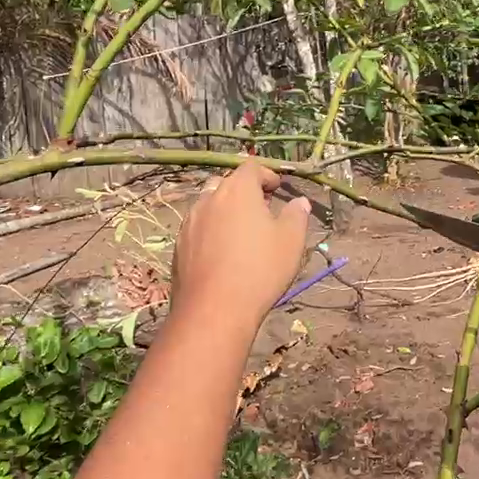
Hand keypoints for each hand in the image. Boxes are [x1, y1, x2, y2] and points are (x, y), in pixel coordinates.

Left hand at [170, 163, 311, 332]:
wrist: (214, 310)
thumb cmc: (259, 269)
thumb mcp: (291, 241)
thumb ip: (296, 215)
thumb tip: (299, 202)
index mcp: (238, 191)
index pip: (250, 168)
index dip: (266, 174)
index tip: (277, 188)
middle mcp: (209, 200)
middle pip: (226, 183)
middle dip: (244, 190)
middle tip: (261, 208)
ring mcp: (190, 223)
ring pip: (209, 205)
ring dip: (225, 210)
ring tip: (241, 230)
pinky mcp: (179, 246)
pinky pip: (198, 228)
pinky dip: (211, 230)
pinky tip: (223, 252)